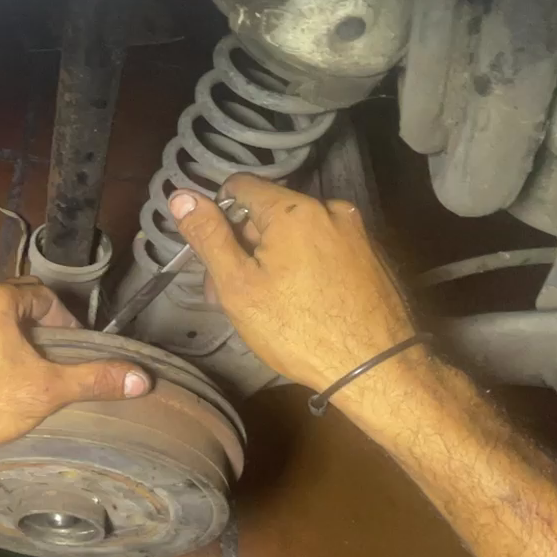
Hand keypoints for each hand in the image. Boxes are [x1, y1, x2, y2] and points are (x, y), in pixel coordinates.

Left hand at [0, 278, 148, 449]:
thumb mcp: (45, 390)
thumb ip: (93, 380)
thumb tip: (141, 378)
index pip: (47, 299)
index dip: (67, 325)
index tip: (73, 354)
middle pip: (18, 305)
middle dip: (39, 330)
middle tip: (51, 363)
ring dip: (11, 338)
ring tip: (22, 372)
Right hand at [169, 175, 419, 395]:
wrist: (375, 370)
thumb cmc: (296, 328)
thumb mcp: (238, 285)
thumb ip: (208, 236)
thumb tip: (181, 195)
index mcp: (294, 210)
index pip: (239, 186)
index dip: (216, 216)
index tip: (212, 255)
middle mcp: (329, 209)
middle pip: (266, 214)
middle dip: (241, 246)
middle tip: (229, 294)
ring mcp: (355, 233)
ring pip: (293, 234)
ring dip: (268, 259)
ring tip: (260, 306)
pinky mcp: (369, 257)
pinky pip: (319, 249)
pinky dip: (299, 267)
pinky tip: (295, 305)